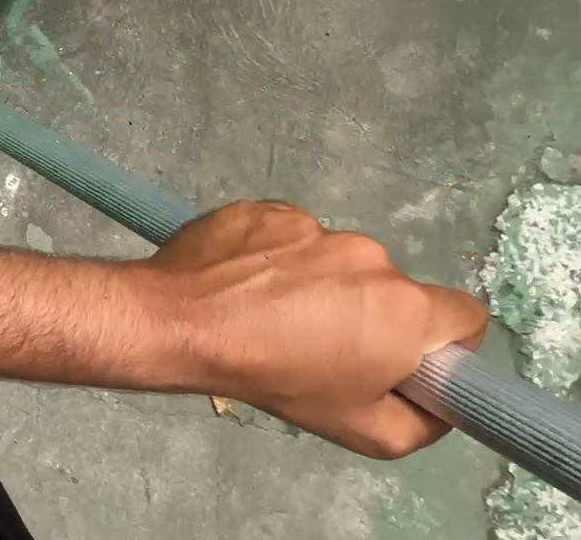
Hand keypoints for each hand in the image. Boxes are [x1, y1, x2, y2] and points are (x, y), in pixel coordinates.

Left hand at [144, 200, 488, 458]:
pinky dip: (270, 250)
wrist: (177, 321)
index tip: (397, 351)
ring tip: (266, 303)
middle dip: (365, 306)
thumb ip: (427, 418)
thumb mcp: (369, 431)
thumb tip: (436, 397)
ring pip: (330, 254)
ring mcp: (306, 224)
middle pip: (387, 283)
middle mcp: (364, 254)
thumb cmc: (270, 375)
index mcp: (405, 306)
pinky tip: (241, 275)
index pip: (461, 314)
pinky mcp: (258, 208)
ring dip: (312, 275)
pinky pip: (283, 232)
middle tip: (315, 331)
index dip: (437, 338)